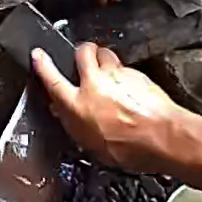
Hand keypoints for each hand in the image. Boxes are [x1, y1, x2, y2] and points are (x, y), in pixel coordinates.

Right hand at [31, 42, 190, 174]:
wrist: (164, 137)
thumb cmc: (133, 148)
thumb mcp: (95, 146)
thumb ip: (78, 125)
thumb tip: (69, 116)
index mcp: (78, 106)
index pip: (52, 80)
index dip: (43, 65)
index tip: (38, 55)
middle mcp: (94, 85)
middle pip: (81, 53)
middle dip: (81, 52)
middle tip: (83, 58)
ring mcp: (115, 75)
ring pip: (104, 54)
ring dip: (103, 59)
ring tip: (107, 71)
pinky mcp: (134, 72)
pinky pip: (123, 66)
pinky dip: (122, 72)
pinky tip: (128, 86)